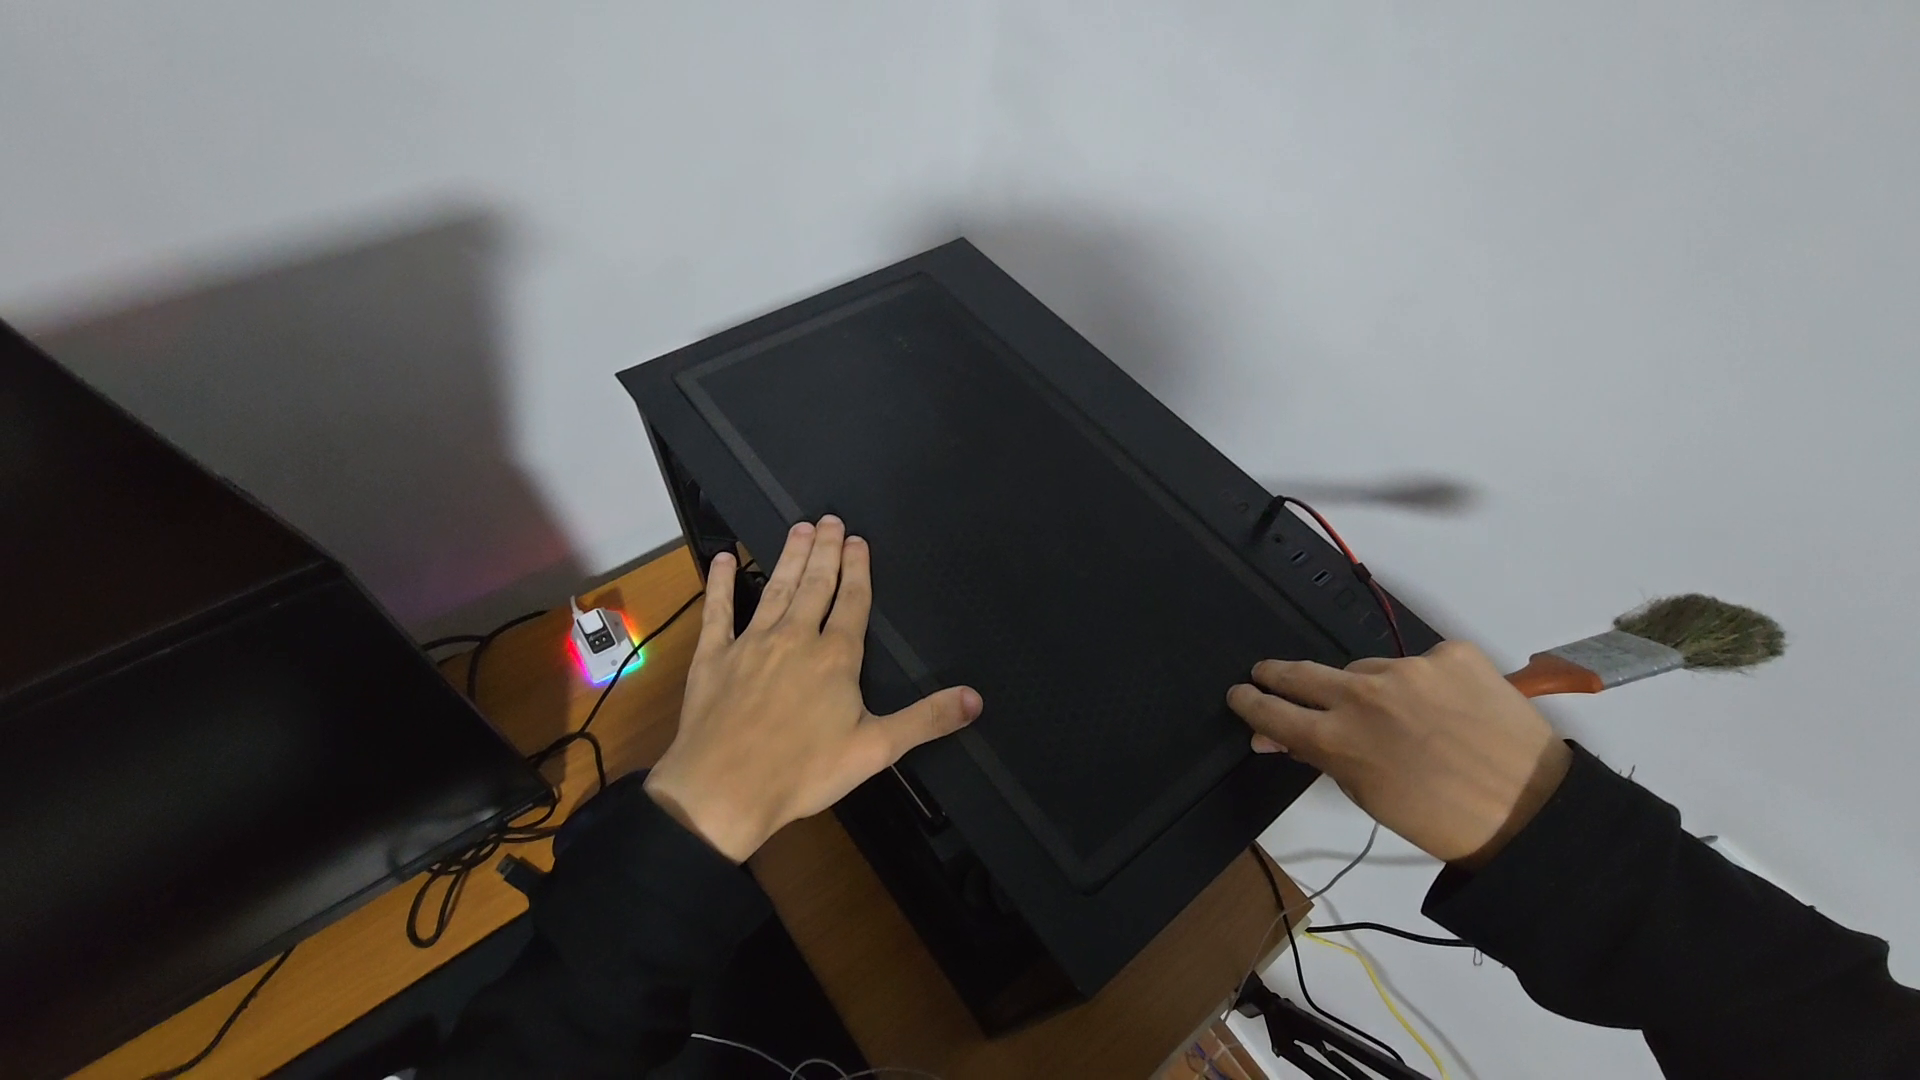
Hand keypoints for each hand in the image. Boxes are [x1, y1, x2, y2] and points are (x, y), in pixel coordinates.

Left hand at [645, 516, 983, 861]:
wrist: (722, 793)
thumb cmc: (803, 772)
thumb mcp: (875, 749)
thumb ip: (926, 719)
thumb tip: (975, 699)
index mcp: (836, 656)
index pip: (852, 601)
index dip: (858, 568)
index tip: (859, 540)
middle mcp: (795, 637)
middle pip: (815, 584)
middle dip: (826, 550)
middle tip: (830, 519)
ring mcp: (751, 643)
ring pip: (775, 588)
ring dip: (790, 557)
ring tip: (800, 528)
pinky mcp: (713, 657)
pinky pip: (717, 611)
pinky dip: (721, 583)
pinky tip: (725, 558)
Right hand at [1227, 641, 1572, 867]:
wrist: (1537, 813)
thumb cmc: (1440, 819)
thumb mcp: (1366, 794)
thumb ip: (1317, 756)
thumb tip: (1274, 735)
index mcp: (1336, 739)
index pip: (1270, 710)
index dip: (1249, 701)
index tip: (1240, 693)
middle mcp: (1362, 694)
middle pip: (1297, 672)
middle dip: (1275, 674)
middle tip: (1269, 674)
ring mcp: (1409, 668)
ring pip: (1363, 669)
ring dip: (1363, 687)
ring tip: (1395, 714)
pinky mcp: (1452, 654)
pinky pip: (1418, 663)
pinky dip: (1422, 682)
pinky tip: (1444, 705)